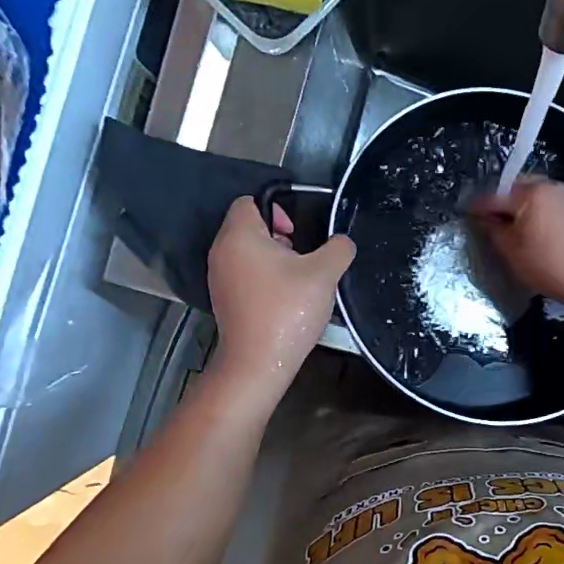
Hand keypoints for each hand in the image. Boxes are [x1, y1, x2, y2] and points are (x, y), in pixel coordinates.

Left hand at [207, 196, 354, 393]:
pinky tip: (286, 300)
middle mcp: (222, 252)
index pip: (249, 202)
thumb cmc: (286, 310)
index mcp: (239, 236)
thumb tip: (343, 242)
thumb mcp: (324, 274)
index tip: (297, 233)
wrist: (258, 362)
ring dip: (275, 261)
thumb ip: (338, 250)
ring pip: (249, 254)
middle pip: (250, 228)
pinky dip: (265, 281)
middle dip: (280, 238)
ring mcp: (220, 278)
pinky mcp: (225, 300)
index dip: (278, 210)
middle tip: (304, 259)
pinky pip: (246, 276)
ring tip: (298, 282)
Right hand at [470, 178, 563, 307]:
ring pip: (532, 193)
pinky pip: (546, 202)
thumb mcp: (512, 251)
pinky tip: (530, 229)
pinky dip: (534, 210)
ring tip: (508, 226)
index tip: (466, 213)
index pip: (494, 194)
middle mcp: (549, 186)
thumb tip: (483, 218)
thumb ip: (494, 229)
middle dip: (500, 201)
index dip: (478, 205)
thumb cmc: (548, 265)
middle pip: (515, 187)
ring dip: (518, 205)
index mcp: (530, 192)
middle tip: (488, 220)